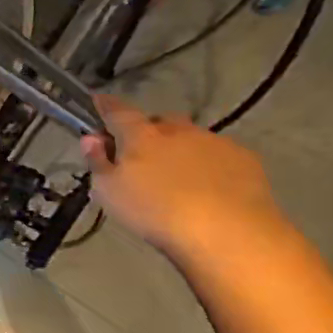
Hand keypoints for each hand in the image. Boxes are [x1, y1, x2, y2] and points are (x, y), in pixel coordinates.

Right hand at [82, 95, 287, 258]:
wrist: (226, 231)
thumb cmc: (156, 213)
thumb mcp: (111, 194)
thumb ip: (99, 163)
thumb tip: (90, 139)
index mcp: (142, 136)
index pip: (118, 112)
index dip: (106, 106)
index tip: (98, 101)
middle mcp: (178, 130)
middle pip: (159, 122)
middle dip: (150, 132)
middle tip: (144, 156)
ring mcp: (213, 141)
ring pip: (191, 138)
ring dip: (181, 149)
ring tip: (180, 178)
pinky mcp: (243, 158)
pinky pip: (218, 154)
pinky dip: (210, 164)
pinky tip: (211, 189)